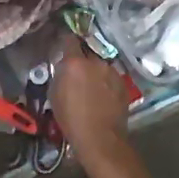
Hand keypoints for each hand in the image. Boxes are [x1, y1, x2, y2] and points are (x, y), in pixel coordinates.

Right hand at [51, 38, 130, 158]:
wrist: (100, 137)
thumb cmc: (71, 119)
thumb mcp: (54, 95)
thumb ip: (60, 75)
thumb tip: (64, 68)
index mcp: (75, 63)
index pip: (70, 40)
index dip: (67, 42)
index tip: (64, 47)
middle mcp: (96, 61)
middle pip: (87, 54)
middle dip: (82, 61)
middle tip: (78, 75)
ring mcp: (112, 71)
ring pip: (101, 66)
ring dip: (96, 72)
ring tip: (92, 88)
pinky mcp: (123, 82)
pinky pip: (111, 77)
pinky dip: (106, 82)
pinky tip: (104, 96)